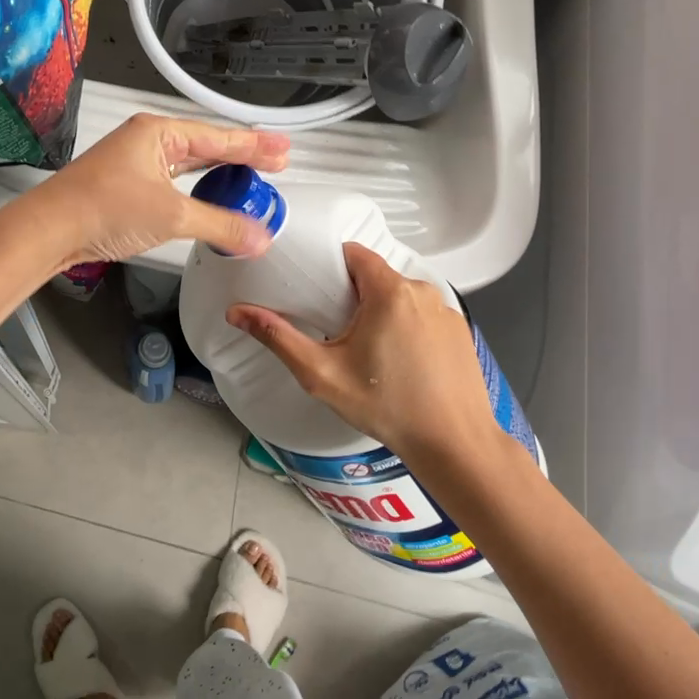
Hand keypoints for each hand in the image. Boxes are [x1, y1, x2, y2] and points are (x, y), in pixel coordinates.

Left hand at [21, 114, 289, 267]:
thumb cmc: (101, 208)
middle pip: (203, 148)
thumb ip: (220, 224)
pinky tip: (206, 203)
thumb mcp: (172, 215)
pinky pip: (171, 186)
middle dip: (239, 159)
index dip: (253, 146)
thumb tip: (257, 236)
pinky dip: (194, 195)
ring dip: (216, 178)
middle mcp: (144, 142)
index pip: (217, 138)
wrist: (50, 229)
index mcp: (157, 133)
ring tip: (247, 184)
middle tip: (275, 164)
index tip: (282, 150)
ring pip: (186, 168)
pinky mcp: (123, 189)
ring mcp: (132, 165)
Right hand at [227, 243, 506, 467]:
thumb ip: (277, 337)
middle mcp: (423, 292)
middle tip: (333, 328)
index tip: (314, 289)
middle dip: (351, 294)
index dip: (330, 265)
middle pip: (375, 275)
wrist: (455, 445)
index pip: (353, 253)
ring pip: (399, 296)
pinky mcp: (460, 333)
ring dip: (379, 311)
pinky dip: (405, 327)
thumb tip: (237, 313)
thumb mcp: (321, 373)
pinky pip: (422, 315)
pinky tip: (396, 361)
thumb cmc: (389, 407)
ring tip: (365, 350)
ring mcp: (447, 313)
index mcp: (389, 292)